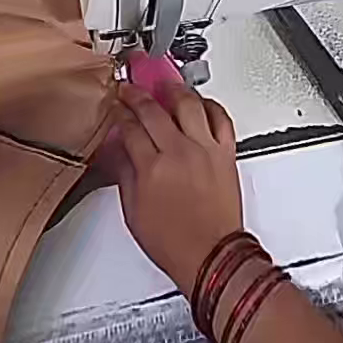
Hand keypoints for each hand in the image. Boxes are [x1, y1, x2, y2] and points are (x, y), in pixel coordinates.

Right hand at [114, 78, 243, 289]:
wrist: (212, 256)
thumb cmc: (175, 242)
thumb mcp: (133, 211)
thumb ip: (125, 174)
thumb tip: (120, 151)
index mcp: (151, 168)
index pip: (130, 126)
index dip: (119, 111)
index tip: (116, 106)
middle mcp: (179, 153)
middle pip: (153, 109)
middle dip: (137, 94)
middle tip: (131, 89)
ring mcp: (205, 150)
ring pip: (188, 104)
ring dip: (173, 90)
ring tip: (165, 86)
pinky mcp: (226, 153)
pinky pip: (220, 118)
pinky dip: (210, 105)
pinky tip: (200, 103)